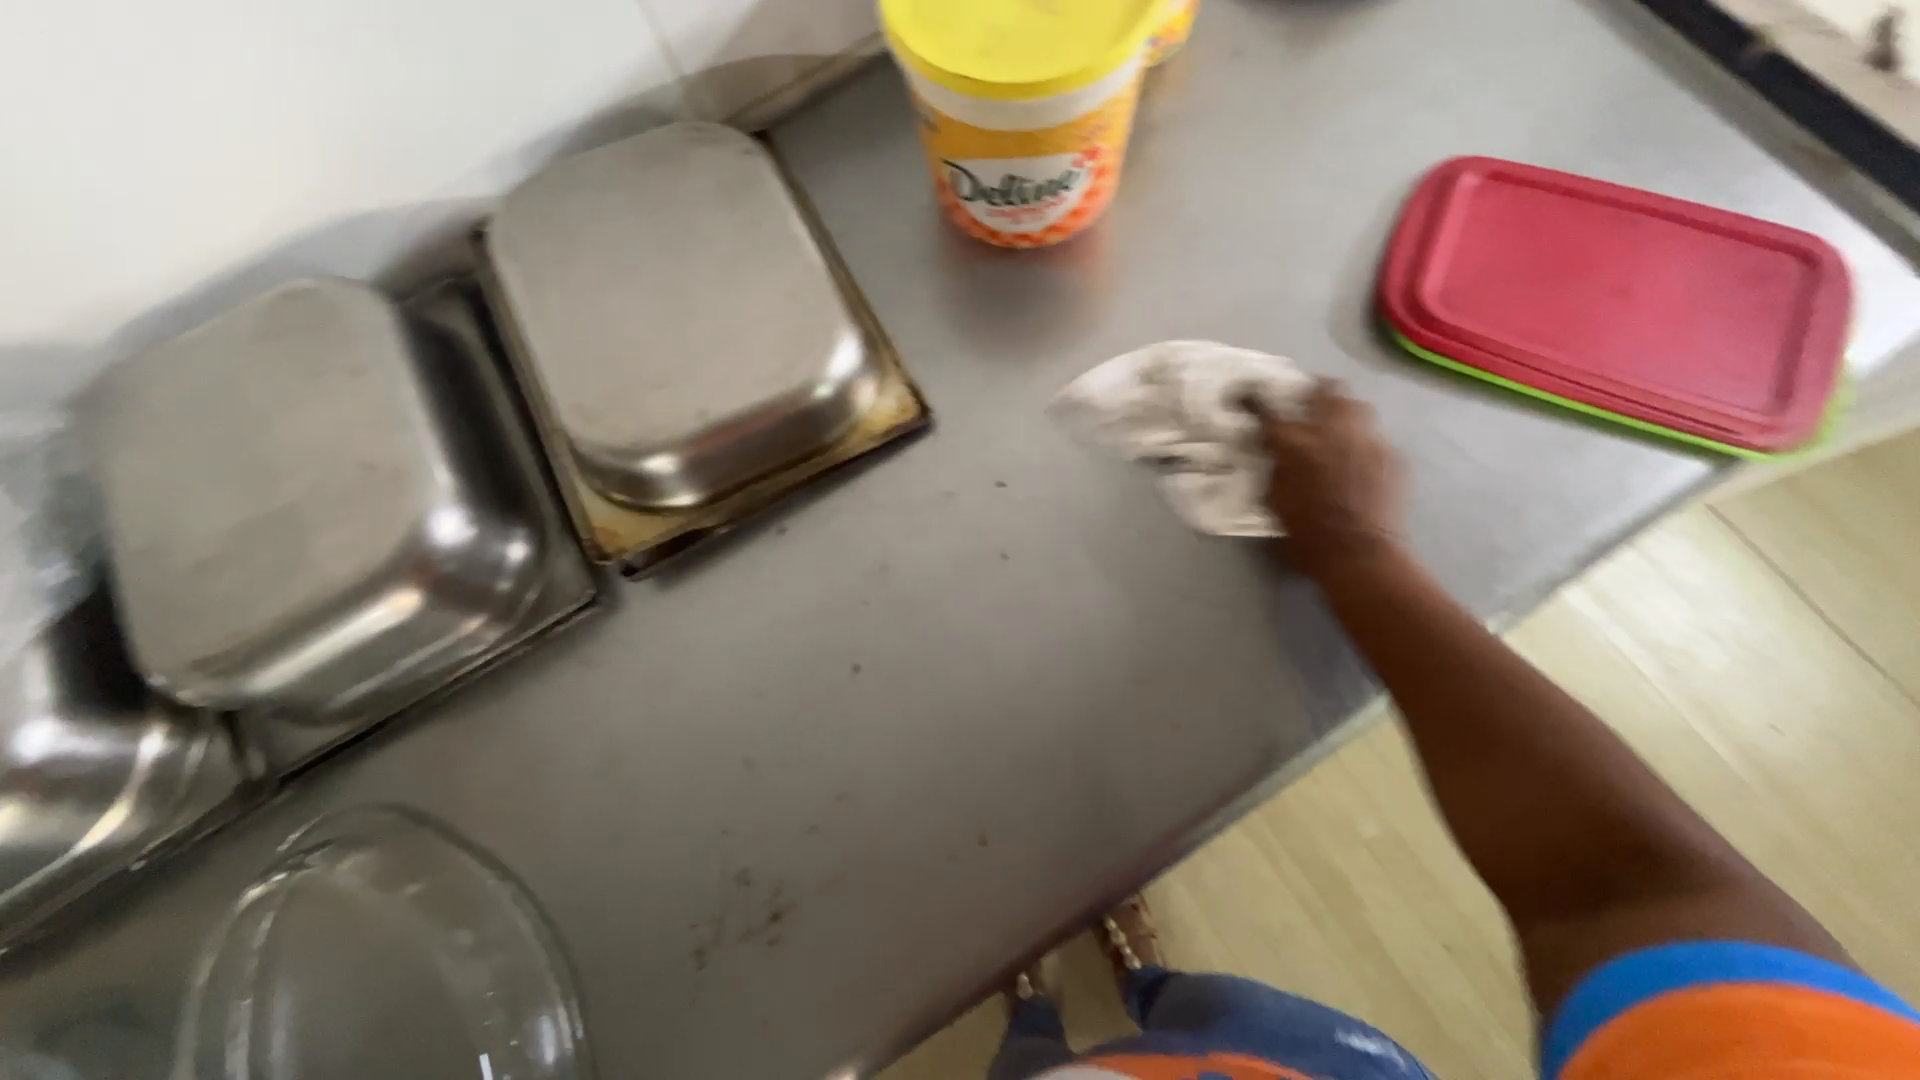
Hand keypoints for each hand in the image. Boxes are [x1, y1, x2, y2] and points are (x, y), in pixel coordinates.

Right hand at [1253, 380, 1406, 578]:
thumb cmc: (1307, 535)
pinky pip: (1375, 438)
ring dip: (1343, 411)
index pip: (1267, 409)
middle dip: (1313, 391)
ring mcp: (1368, 440)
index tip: (1245, 396)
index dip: (1252, 399)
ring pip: (1357, 406)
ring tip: (1337, 428)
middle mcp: (1332, 432)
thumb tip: (1278, 453)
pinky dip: (1362, 445)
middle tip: (1306, 403)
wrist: (1361, 556)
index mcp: (1295, 445)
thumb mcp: (1274, 501)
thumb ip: (1276, 469)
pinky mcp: (1392, 455)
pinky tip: (1359, 465)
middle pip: (1325, 388)